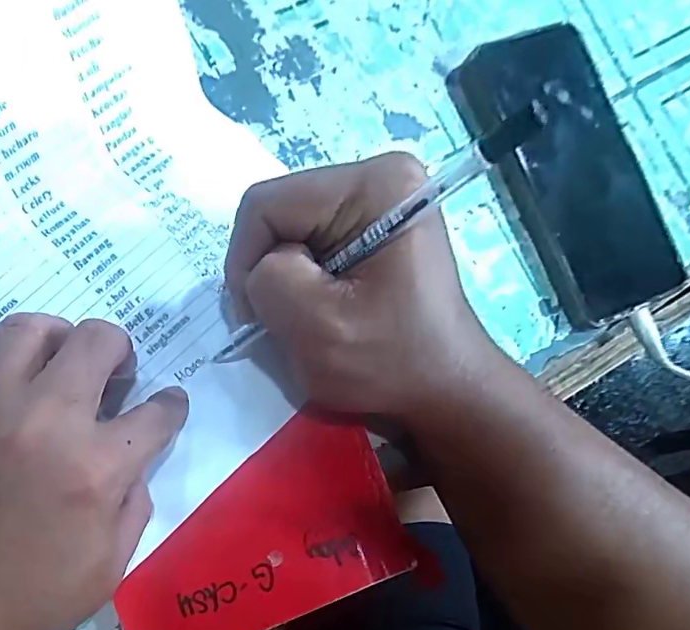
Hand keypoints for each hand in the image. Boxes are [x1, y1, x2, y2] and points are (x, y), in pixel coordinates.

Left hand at [0, 314, 187, 629]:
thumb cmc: (29, 605)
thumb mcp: (109, 569)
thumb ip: (133, 507)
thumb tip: (132, 467)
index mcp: (97, 467)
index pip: (155, 413)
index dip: (171, 407)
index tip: (169, 407)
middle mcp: (46, 419)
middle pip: (96, 343)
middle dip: (122, 351)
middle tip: (117, 374)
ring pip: (29, 330)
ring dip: (59, 336)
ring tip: (63, 358)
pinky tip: (4, 362)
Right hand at [228, 152, 509, 422]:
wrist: (444, 390)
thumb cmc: (389, 364)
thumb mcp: (318, 328)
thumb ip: (271, 283)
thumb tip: (259, 272)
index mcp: (373, 186)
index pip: (265, 206)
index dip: (245, 262)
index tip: (257, 317)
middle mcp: (379, 178)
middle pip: (279, 215)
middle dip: (268, 272)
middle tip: (283, 323)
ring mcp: (378, 204)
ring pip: (291, 235)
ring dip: (286, 284)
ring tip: (307, 322)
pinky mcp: (374, 230)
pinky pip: (312, 249)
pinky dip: (304, 286)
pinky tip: (323, 313)